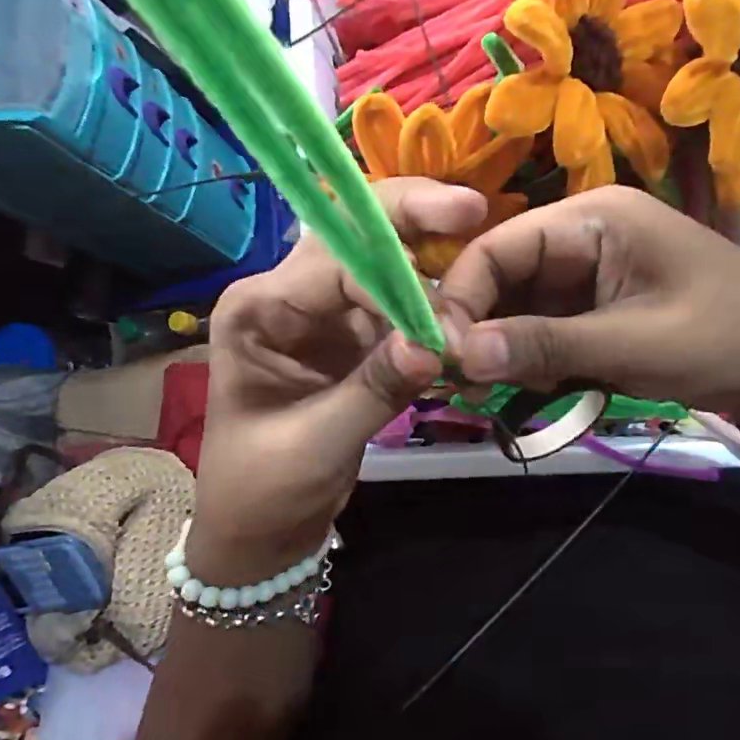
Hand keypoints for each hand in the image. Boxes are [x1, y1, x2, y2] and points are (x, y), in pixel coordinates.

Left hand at [189, 178, 483, 573]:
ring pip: (384, 266)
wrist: (259, 530)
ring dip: (432, 269)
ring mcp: (326, 314)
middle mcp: (291, 296)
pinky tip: (466, 319)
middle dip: (414, 219)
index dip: (399, 285)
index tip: (450, 326)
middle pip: (355, 236)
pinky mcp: (354, 339)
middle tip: (473, 209)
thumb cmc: (265, 488)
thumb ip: (374, 389)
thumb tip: (435, 346)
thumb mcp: (315, 443)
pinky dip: (433, 312)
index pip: (339, 267)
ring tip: (481, 278)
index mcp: (261, 309)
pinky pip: (399, 307)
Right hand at [437, 186, 739, 412]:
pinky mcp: (596, 307)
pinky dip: (532, 358)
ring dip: (505, 348)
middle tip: (468, 386)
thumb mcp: (632, 344)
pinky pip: (543, 328)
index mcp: (593, 218)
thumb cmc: (725, 337)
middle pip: (502, 276)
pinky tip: (543, 385)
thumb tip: (459, 354)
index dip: (462, 297)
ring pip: (517, 307)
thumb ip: (545, 345)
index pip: (498, 246)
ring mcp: (589, 273)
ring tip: (507, 392)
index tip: (445, 356)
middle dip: (481, 328)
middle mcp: (582, 235)